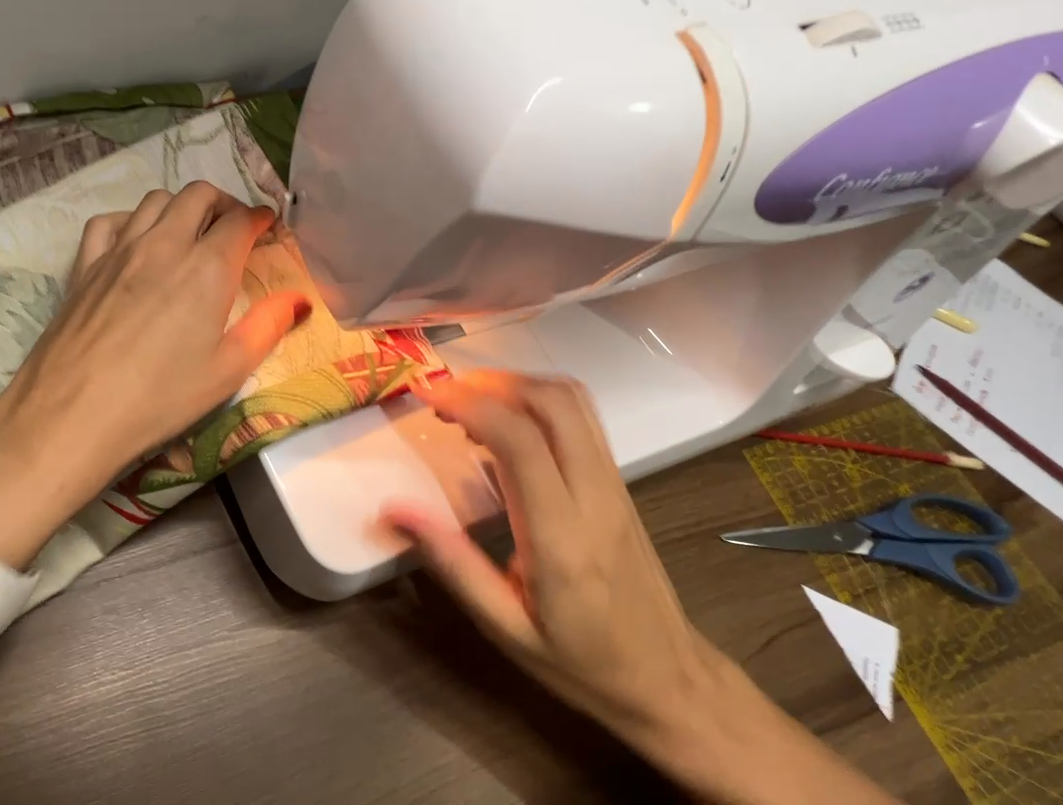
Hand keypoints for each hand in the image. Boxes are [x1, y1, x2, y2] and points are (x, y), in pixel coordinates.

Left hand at [0, 181, 310, 567]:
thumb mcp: (228, 371)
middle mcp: (165, 244)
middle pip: (198, 196)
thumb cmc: (160, 399)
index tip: (267, 227)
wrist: (73, 413)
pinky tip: (134, 241)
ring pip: (155, 200)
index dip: (259, 219)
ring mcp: (119, 250)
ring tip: (189, 232)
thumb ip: (268, 326)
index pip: (241, 221)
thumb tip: (300, 299)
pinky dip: (130, 220)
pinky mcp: (85, 265)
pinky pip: (109, 221)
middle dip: (223, 203)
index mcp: (207, 267)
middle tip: (233, 228)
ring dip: (180, 206)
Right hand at [384, 372, 724, 737]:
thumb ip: (451, 562)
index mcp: (561, 536)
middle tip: (446, 395)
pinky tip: (507, 425)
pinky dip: (539, 401)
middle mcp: (594, 496)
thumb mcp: (504, 626)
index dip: (470, 404)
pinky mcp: (620, 483)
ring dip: (517, 386)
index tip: (428, 397)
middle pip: (553, 403)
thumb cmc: (580, 662)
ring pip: (574, 402)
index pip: (520, 440)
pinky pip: (583, 419)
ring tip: (471, 403)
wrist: (668, 680)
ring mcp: (614, 484)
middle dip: (492, 383)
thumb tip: (393, 509)